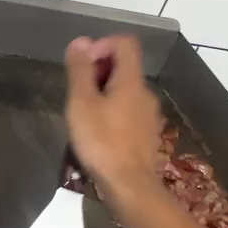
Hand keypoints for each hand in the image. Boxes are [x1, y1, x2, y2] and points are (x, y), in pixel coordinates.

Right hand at [64, 35, 163, 198]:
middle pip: (124, 67)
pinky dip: (113, 112)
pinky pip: (128, 111)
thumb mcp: (82, 103)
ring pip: (126, 91)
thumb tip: (81, 41)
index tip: (82, 66)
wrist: (129, 186)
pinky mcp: (147, 134)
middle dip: (99, 71)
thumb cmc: (101, 142)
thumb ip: (80, 71)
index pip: (125, 43)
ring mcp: (149, 115)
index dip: (102, 45)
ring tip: (84, 115)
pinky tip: (98, 133)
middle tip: (78, 93)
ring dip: (104, 94)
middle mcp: (145, 93)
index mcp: (132, 81)